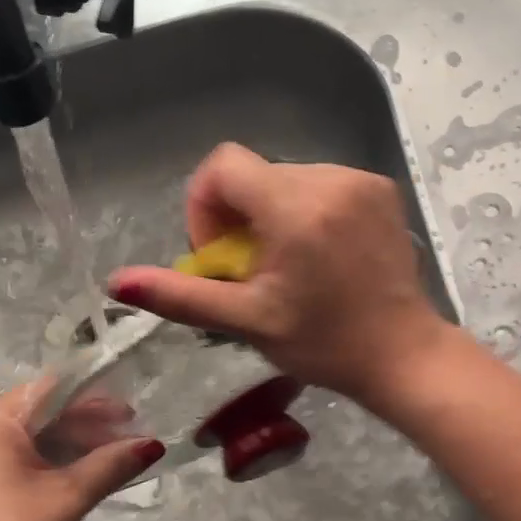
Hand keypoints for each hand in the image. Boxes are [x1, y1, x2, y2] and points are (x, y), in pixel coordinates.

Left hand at [0, 383, 163, 520]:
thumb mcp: (68, 498)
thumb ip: (110, 465)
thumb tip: (152, 445)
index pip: (48, 392)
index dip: (93, 402)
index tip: (128, 418)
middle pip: (29, 416)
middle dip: (77, 428)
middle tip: (119, 446)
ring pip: (10, 441)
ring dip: (53, 449)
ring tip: (92, 468)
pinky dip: (23, 466)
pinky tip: (50, 485)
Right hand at [106, 143, 452, 401]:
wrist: (402, 355)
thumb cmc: (323, 344)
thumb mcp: (246, 320)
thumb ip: (181, 296)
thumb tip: (118, 283)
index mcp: (295, 207)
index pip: (223, 165)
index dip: (206, 206)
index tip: (221, 254)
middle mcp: (330, 179)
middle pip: (254, 175)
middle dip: (238, 219)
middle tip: (252, 273)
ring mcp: (361, 181)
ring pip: (287, 180)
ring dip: (271, 216)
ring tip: (287, 268)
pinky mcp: (381, 190)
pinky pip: (322, 185)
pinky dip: (305, 214)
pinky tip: (318, 257)